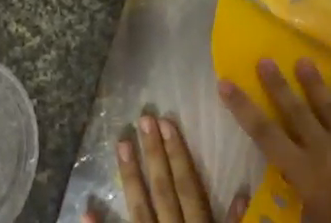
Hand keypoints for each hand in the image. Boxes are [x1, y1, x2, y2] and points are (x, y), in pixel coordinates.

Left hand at [90, 115, 250, 222]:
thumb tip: (243, 194)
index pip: (189, 188)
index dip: (178, 156)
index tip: (167, 124)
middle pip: (163, 191)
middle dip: (153, 155)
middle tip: (142, 120)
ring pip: (140, 211)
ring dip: (130, 178)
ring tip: (120, 145)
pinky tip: (87, 210)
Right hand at [219, 59, 330, 222]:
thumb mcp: (312, 221)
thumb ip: (296, 195)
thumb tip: (278, 179)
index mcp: (305, 173)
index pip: (265, 134)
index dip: (243, 108)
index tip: (226, 83)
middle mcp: (325, 150)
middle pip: (295, 110)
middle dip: (277, 85)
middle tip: (265, 60)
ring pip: (327, 103)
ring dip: (312, 82)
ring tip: (302, 60)